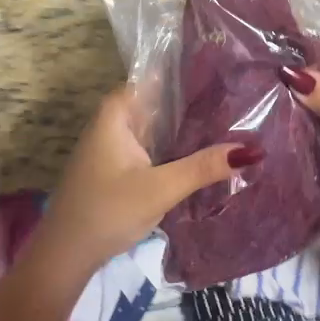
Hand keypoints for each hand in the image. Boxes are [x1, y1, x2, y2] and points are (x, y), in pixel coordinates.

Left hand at [32, 87, 258, 277]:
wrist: (65, 254)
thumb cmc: (108, 211)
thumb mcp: (161, 188)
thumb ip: (203, 167)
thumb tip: (254, 149)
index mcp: (115, 114)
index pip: (152, 77)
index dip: (184, 71)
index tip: (221, 66)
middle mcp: (111, 123)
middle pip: (155, 102)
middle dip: (189, 99)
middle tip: (235, 92)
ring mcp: (112, 147)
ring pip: (153, 127)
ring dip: (182, 125)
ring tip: (229, 117)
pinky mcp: (116, 169)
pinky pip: (149, 146)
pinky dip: (171, 145)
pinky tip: (199, 151)